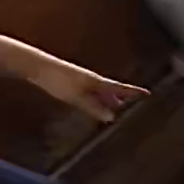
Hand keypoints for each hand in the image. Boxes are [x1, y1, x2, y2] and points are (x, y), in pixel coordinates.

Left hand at [28, 59, 147, 122]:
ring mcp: (82, 80)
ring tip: (115, 107)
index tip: (148, 93)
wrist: (35, 65)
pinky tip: (92, 103)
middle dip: (124, 97)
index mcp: (98, 82)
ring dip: (109, 99)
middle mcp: (93, 80)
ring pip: (101, 91)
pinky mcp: (71, 82)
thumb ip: (94, 108)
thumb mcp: (76, 97)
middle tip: (134, 103)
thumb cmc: (57, 80)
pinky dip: (96, 99)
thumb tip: (111, 117)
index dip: (134, 92)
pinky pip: (90, 92)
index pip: (122, 88)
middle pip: (113, 90)